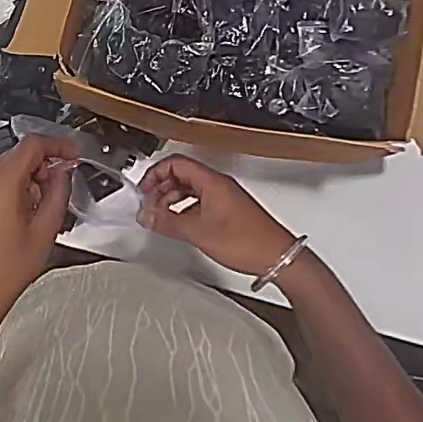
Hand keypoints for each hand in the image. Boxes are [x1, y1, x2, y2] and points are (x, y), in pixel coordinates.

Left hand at [0, 133, 81, 326]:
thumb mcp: (44, 230)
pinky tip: (23, 214)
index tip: (71, 152)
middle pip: (18, 154)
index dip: (58, 145)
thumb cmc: (2, 274)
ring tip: (42, 206)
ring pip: (5, 168)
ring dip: (28, 178)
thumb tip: (63, 173)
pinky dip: (11, 188)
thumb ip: (58, 193)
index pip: (33, 145)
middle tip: (61, 182)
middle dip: (44, 164)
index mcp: (1, 183)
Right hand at [138, 154, 297, 276]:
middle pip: (181, 174)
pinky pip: (199, 200)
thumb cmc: (249, 241)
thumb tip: (146, 215)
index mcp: (211, 182)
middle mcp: (218, 185)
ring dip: (171, 198)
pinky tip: (179, 222)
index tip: (144, 189)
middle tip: (148, 202)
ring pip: (190, 187)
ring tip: (160, 214)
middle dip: (161, 186)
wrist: (278, 258)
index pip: (176, 164)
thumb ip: (167, 222)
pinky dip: (184, 207)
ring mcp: (224, 196)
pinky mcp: (228, 209)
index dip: (155, 174)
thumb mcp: (199, 232)